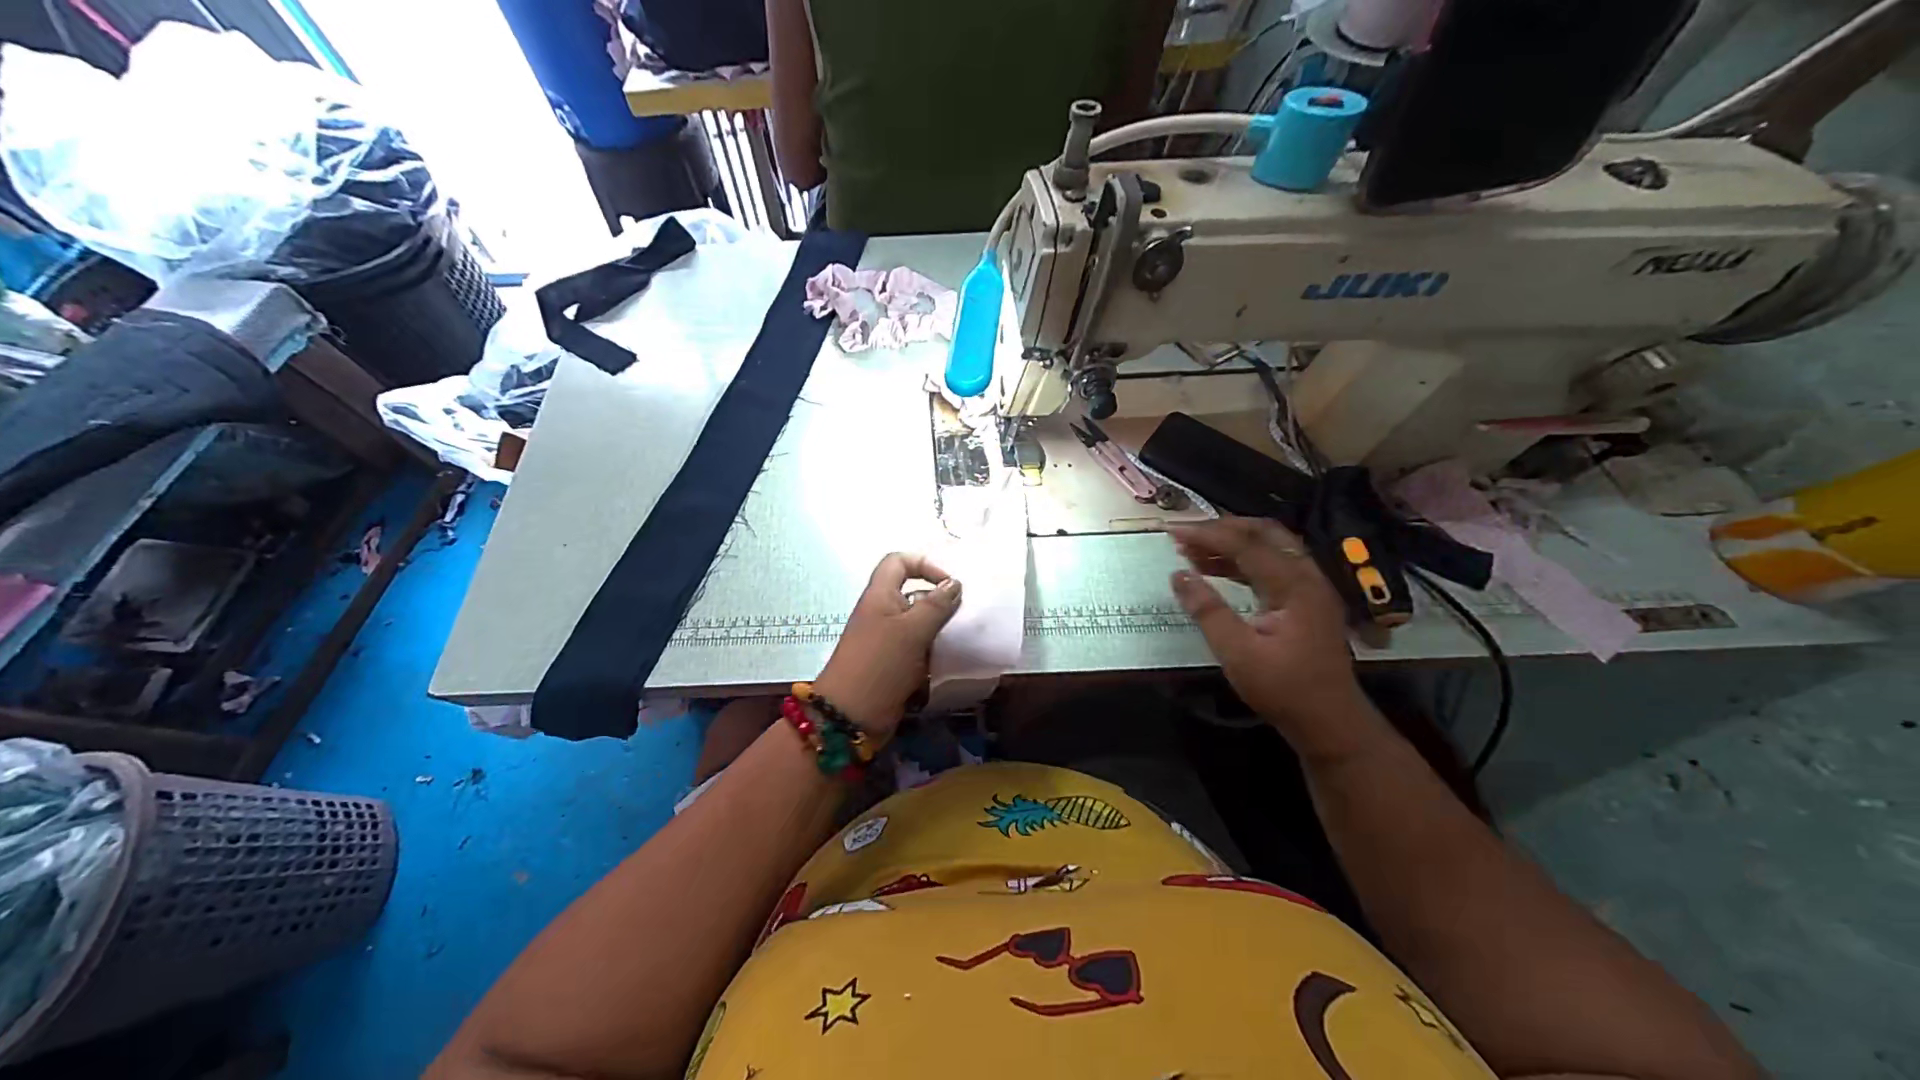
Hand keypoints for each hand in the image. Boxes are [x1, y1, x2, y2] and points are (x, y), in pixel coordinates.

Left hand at [812, 553, 961, 742]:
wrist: (851, 716)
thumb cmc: (880, 664)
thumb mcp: (912, 630)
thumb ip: (936, 605)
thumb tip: (954, 583)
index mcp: (880, 596)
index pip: (899, 562)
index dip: (924, 565)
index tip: (948, 584)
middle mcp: (883, 613)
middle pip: (914, 594)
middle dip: (939, 603)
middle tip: (964, 616)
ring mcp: (888, 640)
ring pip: (920, 624)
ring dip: (940, 631)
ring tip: (961, 640)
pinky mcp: (894, 664)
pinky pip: (919, 649)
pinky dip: (934, 653)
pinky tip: (949, 662)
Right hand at [1168, 518, 1366, 733]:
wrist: (1330, 722)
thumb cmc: (1284, 690)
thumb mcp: (1237, 653)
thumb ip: (1207, 610)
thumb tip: (1178, 575)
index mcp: (1294, 585)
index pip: (1246, 544)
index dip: (1206, 534)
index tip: (1171, 531)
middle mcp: (1307, 577)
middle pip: (1264, 534)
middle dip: (1221, 529)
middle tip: (1185, 535)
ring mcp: (1309, 589)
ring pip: (1269, 549)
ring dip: (1230, 545)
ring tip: (1192, 551)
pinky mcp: (1304, 602)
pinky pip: (1272, 567)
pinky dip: (1241, 563)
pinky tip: (1215, 571)